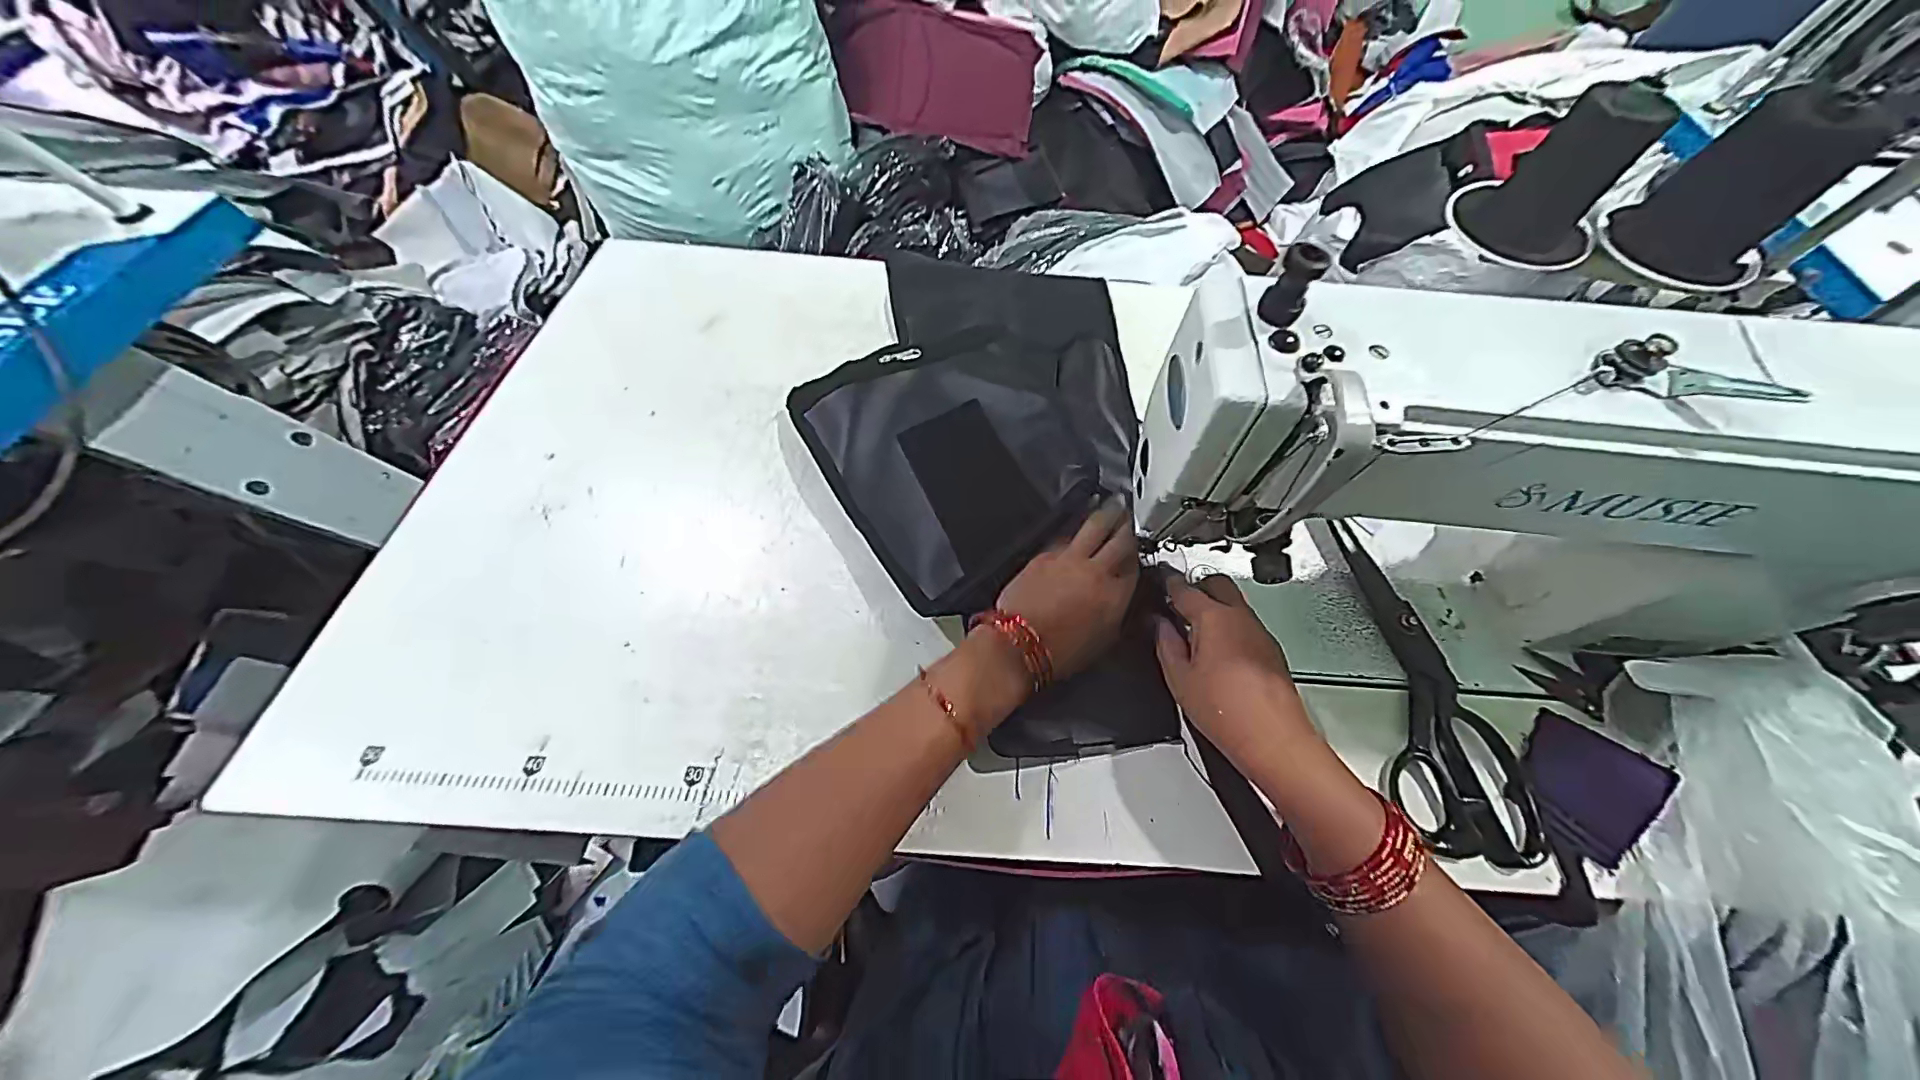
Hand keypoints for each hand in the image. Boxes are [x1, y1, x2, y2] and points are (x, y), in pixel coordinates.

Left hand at [994, 496, 1137, 679]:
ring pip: (1095, 525)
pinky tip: (1075, 529)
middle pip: (1121, 538)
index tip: (1138, 551)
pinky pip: (1066, 536)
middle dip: (1129, 526)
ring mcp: (1069, 558)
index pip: (1136, 566)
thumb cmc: (1057, 651)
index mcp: (1115, 594)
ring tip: (1112, 506)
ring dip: (1107, 514)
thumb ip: (1117, 615)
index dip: (1139, 556)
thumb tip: (1120, 604)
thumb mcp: (1103, 641)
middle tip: (1131, 518)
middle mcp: (1096, 571)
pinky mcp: (1045, 555)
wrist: (1019, 643)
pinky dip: (1075, 530)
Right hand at [1152, 571, 1316, 766]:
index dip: (1168, 583)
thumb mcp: (1179, 678)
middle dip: (1195, 588)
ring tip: (1193, 637)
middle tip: (1177, 604)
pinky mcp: (1271, 650)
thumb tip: (1160, 626)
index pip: (1185, 588)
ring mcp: (1260, 633)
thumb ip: (1165, 643)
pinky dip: (1229, 630)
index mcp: (1215, 618)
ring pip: (1234, 606)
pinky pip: (1245, 627)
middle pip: (1216, 584)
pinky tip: (1216, 656)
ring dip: (1213, 611)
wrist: (1274, 740)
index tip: (1161, 583)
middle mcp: (1242, 618)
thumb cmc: (1231, 713)